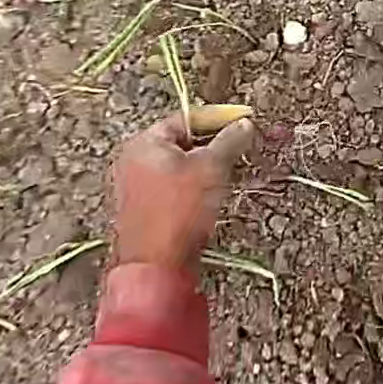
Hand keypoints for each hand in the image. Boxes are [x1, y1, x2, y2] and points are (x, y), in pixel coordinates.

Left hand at [112, 115, 256, 270]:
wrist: (156, 266)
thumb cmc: (180, 209)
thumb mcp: (213, 166)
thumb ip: (230, 139)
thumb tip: (244, 124)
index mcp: (144, 143)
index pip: (188, 117)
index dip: (221, 116)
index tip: (247, 119)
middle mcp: (136, 160)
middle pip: (186, 139)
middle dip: (218, 140)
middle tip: (244, 142)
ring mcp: (139, 185)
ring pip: (184, 161)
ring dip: (212, 161)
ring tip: (237, 164)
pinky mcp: (148, 206)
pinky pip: (179, 181)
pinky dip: (201, 179)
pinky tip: (221, 185)